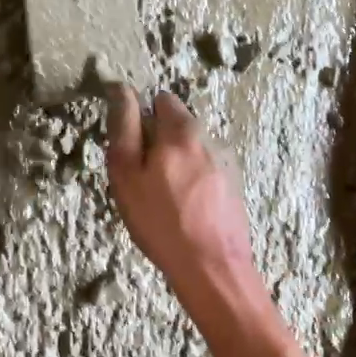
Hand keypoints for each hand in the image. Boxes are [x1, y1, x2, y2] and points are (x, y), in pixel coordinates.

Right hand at [105, 87, 265, 319]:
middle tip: (142, 179)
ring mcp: (227, 162)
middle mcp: (210, 138)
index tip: (130, 148)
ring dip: (175, 162)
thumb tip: (121, 88)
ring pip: (191, 149)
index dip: (141, 118)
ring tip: (163, 199)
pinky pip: (205, 169)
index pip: (160, 99)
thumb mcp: (127, 173)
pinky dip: (192, 180)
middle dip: (158, 142)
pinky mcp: (234, 185)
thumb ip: (123, 127)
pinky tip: (184, 209)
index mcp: (182, 130)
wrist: (212, 268)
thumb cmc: (160, 221)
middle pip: (177, 124)